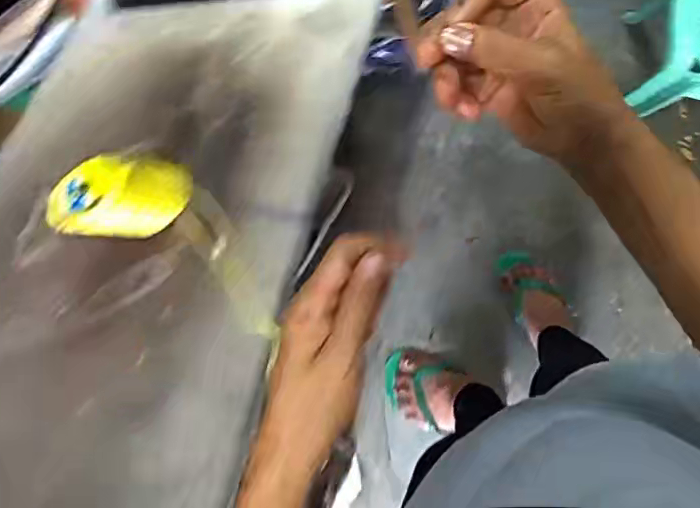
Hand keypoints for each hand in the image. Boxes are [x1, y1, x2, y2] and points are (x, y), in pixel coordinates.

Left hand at [238, 234, 401, 507]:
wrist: (291, 454)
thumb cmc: (318, 405)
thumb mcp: (344, 351)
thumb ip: (362, 300)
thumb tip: (379, 254)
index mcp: (309, 304)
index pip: (343, 251)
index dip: (377, 243)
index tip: (408, 253)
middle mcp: (307, 305)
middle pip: (345, 262)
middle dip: (377, 261)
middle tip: (405, 277)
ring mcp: (312, 320)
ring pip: (348, 281)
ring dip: (374, 282)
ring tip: (391, 302)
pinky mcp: (320, 334)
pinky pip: (347, 302)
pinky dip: (367, 302)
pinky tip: (376, 318)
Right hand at [415, 0, 636, 166]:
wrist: (585, 138)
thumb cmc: (578, 90)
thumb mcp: (544, 64)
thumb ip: (497, 48)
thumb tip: (448, 36)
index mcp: (534, 5)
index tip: (458, 26)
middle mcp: (510, 21)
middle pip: (462, 13)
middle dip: (442, 37)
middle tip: (429, 62)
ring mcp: (495, 52)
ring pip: (450, 47)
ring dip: (443, 73)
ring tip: (452, 99)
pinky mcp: (484, 82)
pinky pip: (454, 78)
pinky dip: (452, 94)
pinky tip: (467, 112)